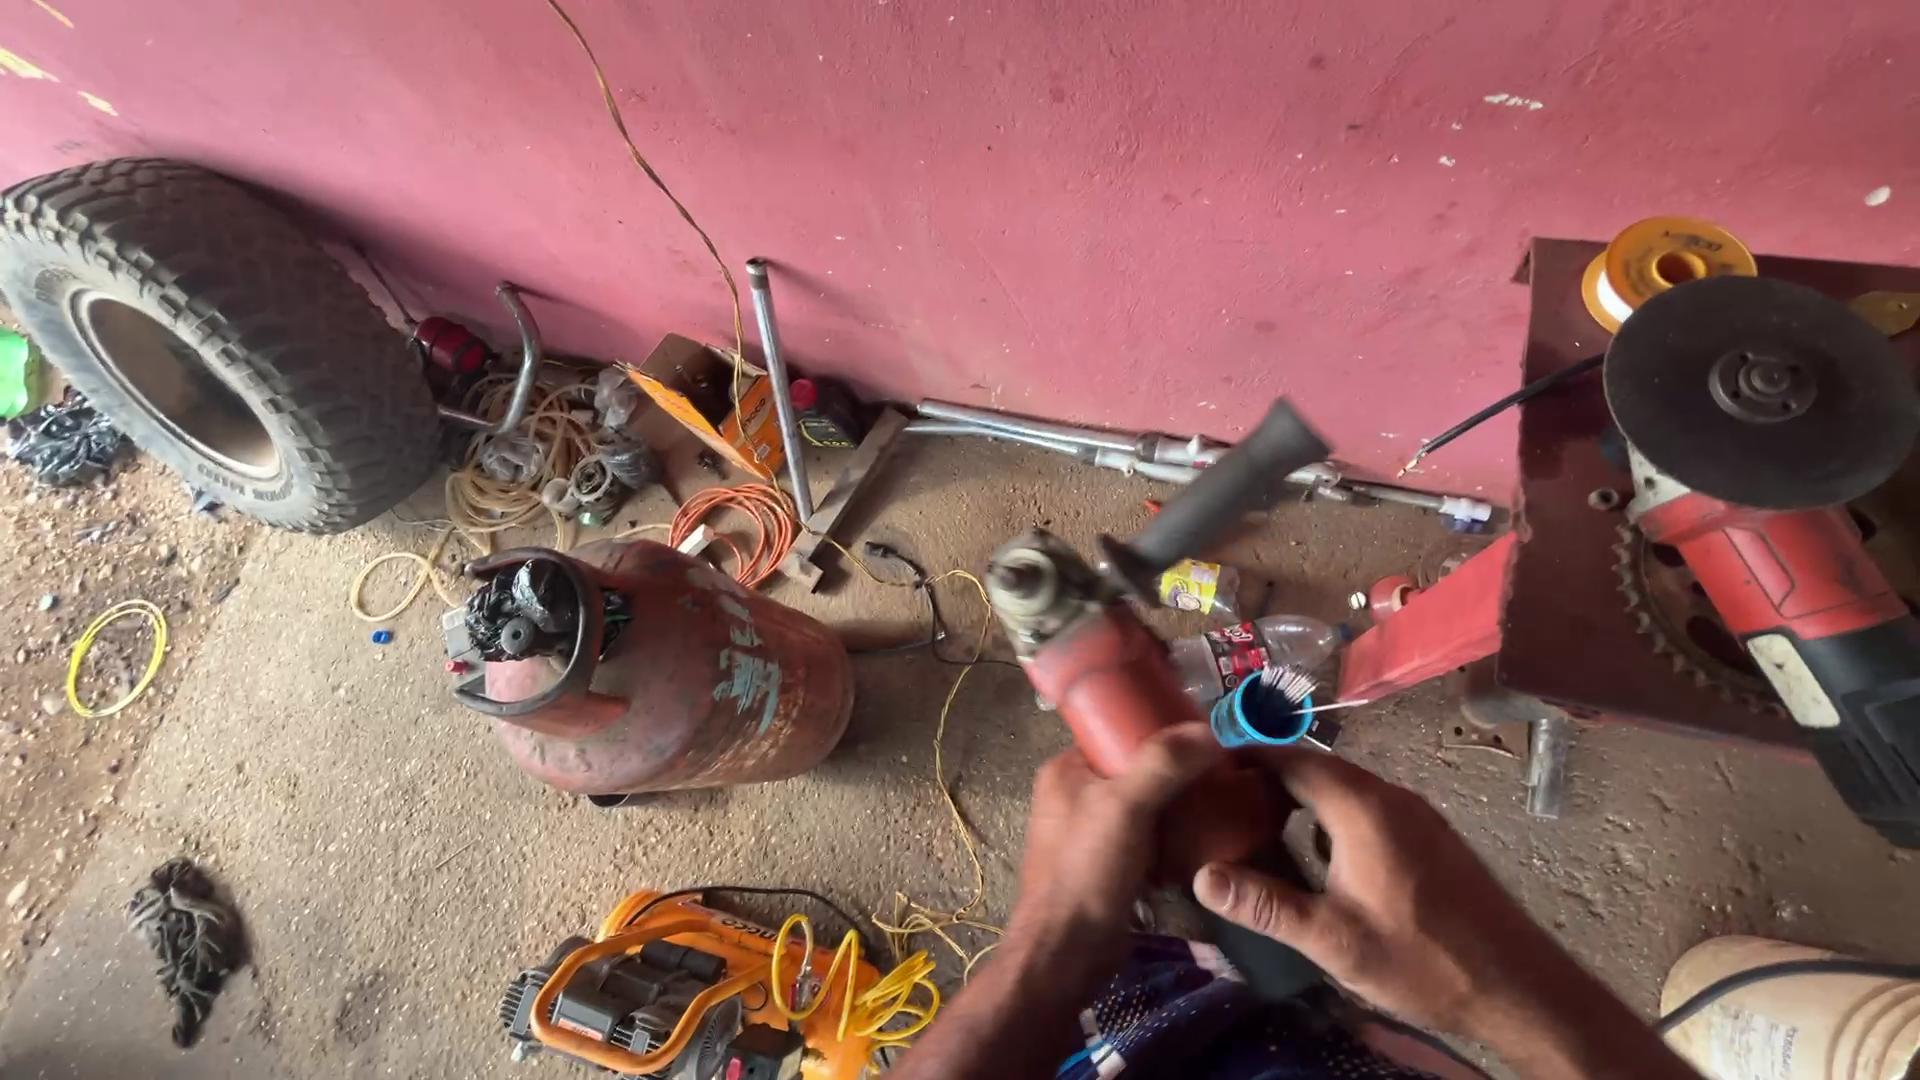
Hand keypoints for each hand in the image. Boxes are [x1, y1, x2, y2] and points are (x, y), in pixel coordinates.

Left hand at [1006, 725, 1221, 979]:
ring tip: (1220, 800)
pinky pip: (1147, 838)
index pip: (1115, 733)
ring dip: (1176, 807)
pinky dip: (1171, 838)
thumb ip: (1163, 765)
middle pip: (1134, 769)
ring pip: (1144, 805)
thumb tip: (1209, 728)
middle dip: (1174, 772)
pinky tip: (1204, 839)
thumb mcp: (1125, 806)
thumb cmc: (1087, 869)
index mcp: (1065, 769)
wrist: (1067, 952)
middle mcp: (1074, 794)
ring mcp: (1091, 832)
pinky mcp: (1108, 865)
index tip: (1202, 732)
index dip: (1156, 730)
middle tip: (1220, 770)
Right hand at [1191, 748, 1577, 1038]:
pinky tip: (1319, 847)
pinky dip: (1330, 809)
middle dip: (1268, 773)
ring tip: (1261, 817)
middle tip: (1226, 795)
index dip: (1246, 757)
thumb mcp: (1334, 940)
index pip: (1290, 758)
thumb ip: (1265, 905)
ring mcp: (1415, 813)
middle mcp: (1389, 796)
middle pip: (1315, 765)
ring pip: (1343, 783)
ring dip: (1300, 791)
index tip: (1209, 769)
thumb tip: (1201, 878)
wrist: (1527, 993)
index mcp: (1360, 807)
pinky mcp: (1430, 834)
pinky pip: (1366, 802)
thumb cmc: (1425, 961)